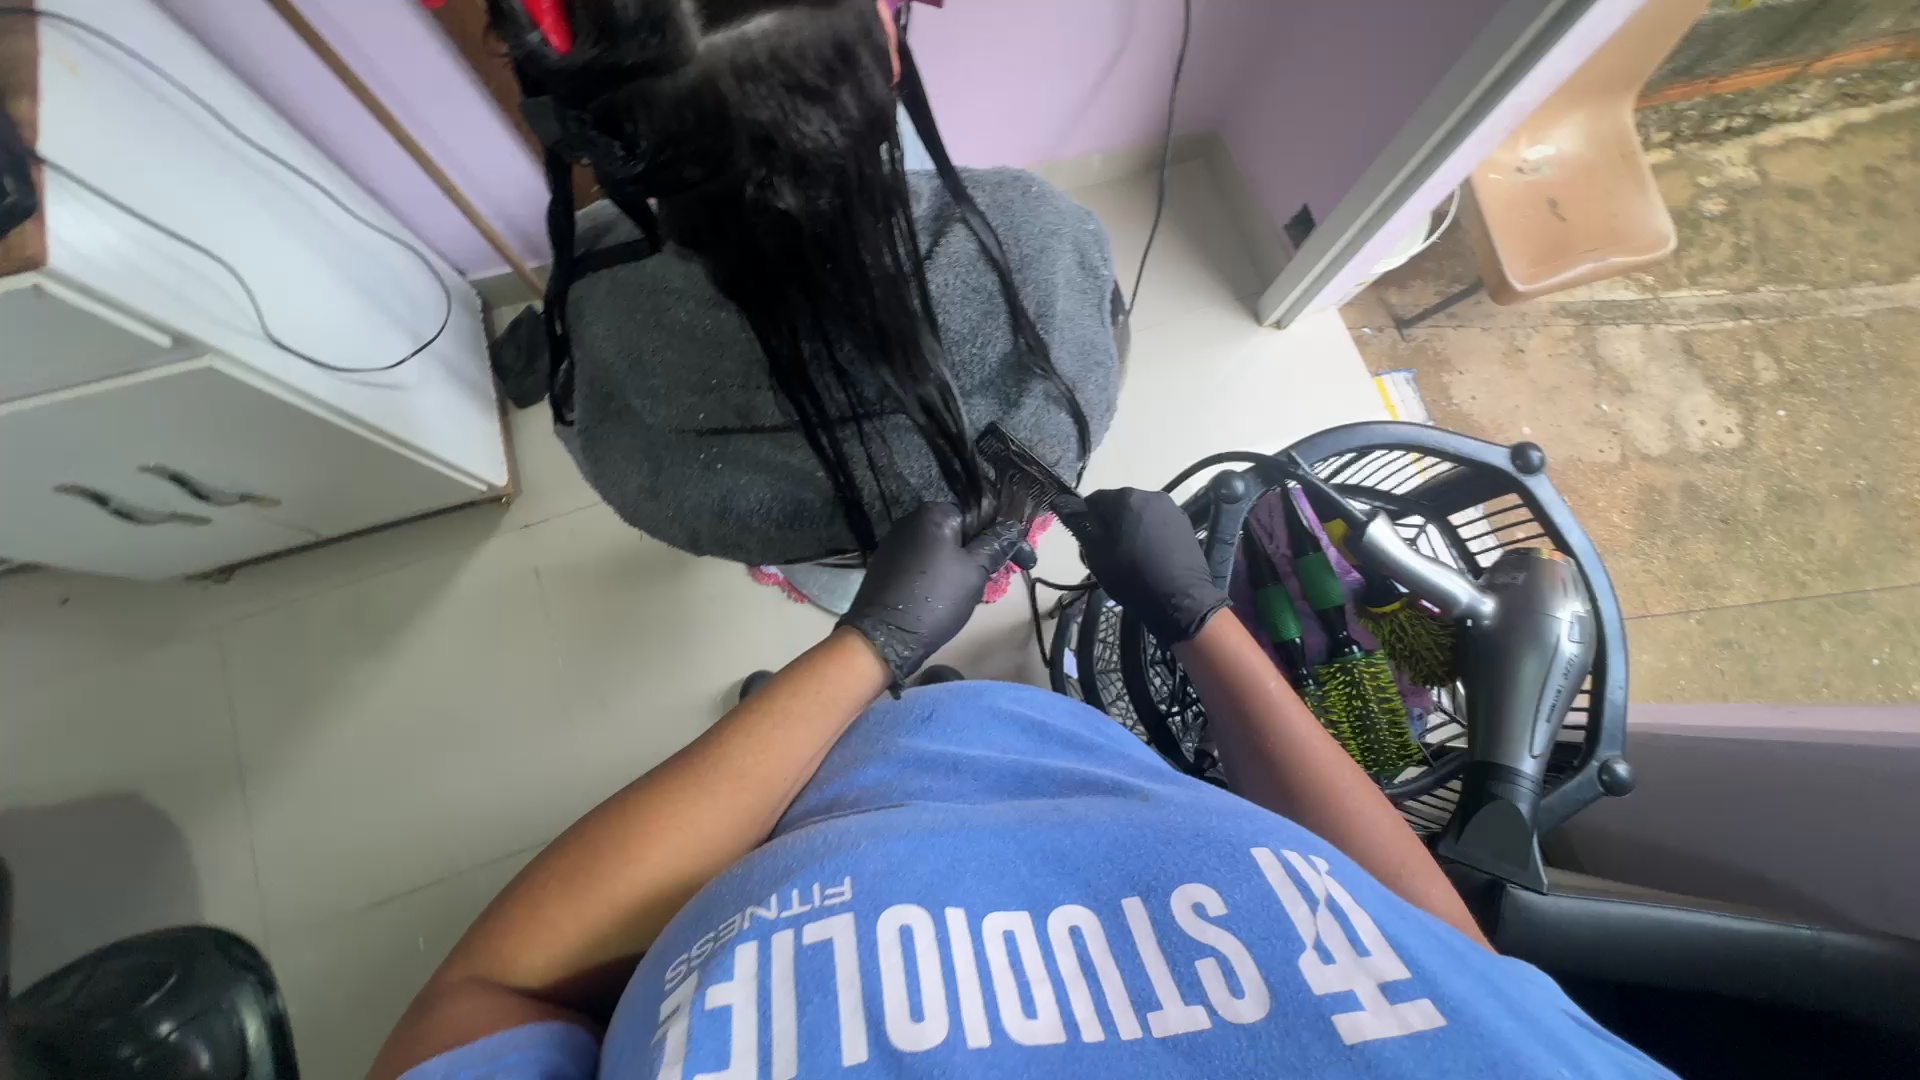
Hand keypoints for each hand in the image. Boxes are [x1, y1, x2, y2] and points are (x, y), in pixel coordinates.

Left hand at [838, 503, 1027, 682]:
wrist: (884, 637)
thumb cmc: (935, 599)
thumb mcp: (975, 571)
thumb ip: (995, 545)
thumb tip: (1013, 527)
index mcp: (933, 513)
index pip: (977, 516)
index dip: (998, 538)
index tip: (1017, 562)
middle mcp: (910, 521)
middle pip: (958, 533)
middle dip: (978, 554)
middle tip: (992, 581)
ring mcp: (895, 543)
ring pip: (941, 550)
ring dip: (958, 567)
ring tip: (969, 593)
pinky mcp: (886, 564)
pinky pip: (922, 563)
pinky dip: (938, 575)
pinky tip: (944, 596)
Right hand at [1082, 488, 1227, 643]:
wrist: (1180, 600)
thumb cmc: (1132, 576)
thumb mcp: (1097, 553)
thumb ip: (1080, 523)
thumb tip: (1061, 501)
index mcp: (1126, 498)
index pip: (1094, 500)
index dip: (1086, 522)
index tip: (1087, 545)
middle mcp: (1151, 495)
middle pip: (1118, 506)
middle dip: (1108, 526)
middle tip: (1105, 556)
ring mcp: (1172, 510)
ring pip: (1138, 516)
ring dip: (1129, 531)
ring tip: (1128, 560)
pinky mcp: (1185, 526)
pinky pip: (1157, 526)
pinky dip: (1148, 537)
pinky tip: (1148, 560)